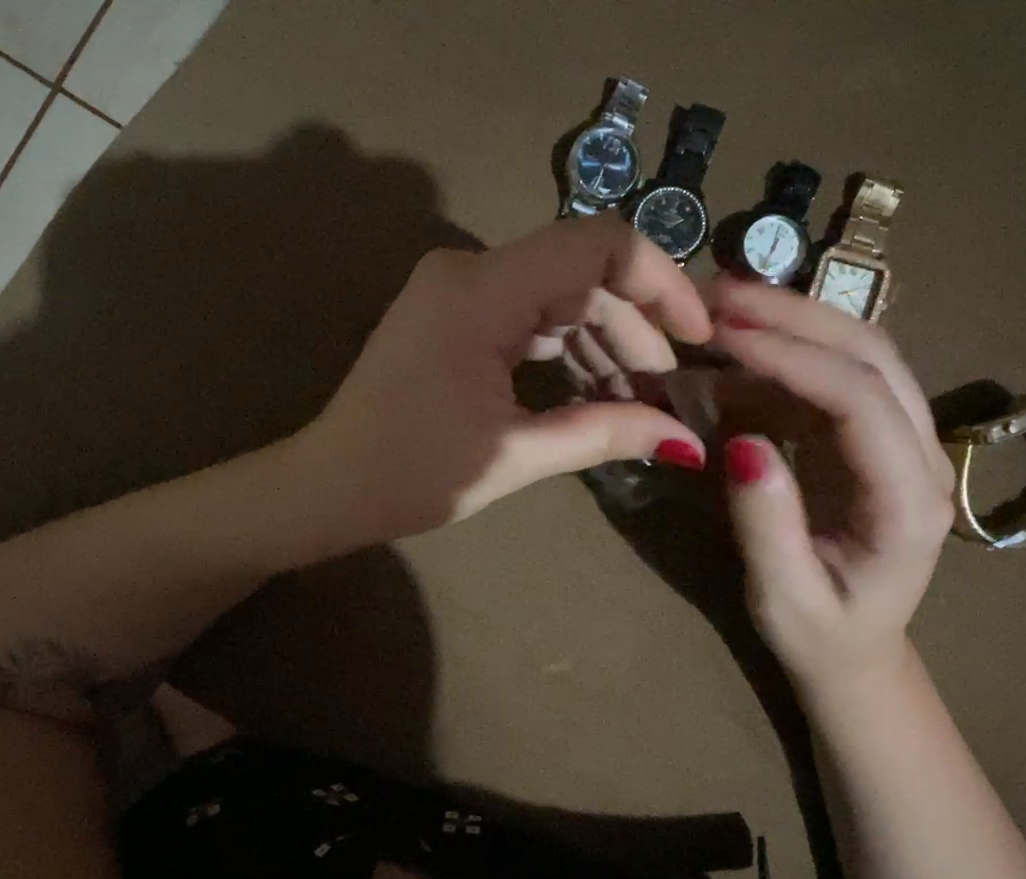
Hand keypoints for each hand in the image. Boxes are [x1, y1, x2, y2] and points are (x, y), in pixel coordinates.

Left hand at [292, 215, 712, 542]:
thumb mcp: (517, 456)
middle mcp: (470, 270)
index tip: (697, 336)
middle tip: (668, 396)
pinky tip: (597, 393)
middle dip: (635, 330)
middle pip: (581, 273)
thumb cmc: (412, 474)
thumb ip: (604, 433)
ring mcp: (458, 290)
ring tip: (639, 405)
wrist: (327, 488)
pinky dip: (567, 349)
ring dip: (604, 343)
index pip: (597, 244)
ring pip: (558, 295)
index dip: (661, 281)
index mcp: (481, 291)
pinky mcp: (454, 315)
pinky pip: (529, 315)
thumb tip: (688, 439)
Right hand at [707, 277, 955, 670]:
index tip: (725, 337)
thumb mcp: (785, 598)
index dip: (794, 359)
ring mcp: (898, 440)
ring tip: (718, 310)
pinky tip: (732, 357)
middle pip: (872, 356)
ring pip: (858, 353)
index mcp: (908, 502)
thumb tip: (739, 441)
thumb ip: (767, 525)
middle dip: (795, 316)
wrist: (856, 651)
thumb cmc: (822, 635)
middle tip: (716, 296)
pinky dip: (780, 358)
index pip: (862, 402)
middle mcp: (920, 456)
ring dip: (791, 322)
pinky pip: (830, 379)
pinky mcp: (868, 439)